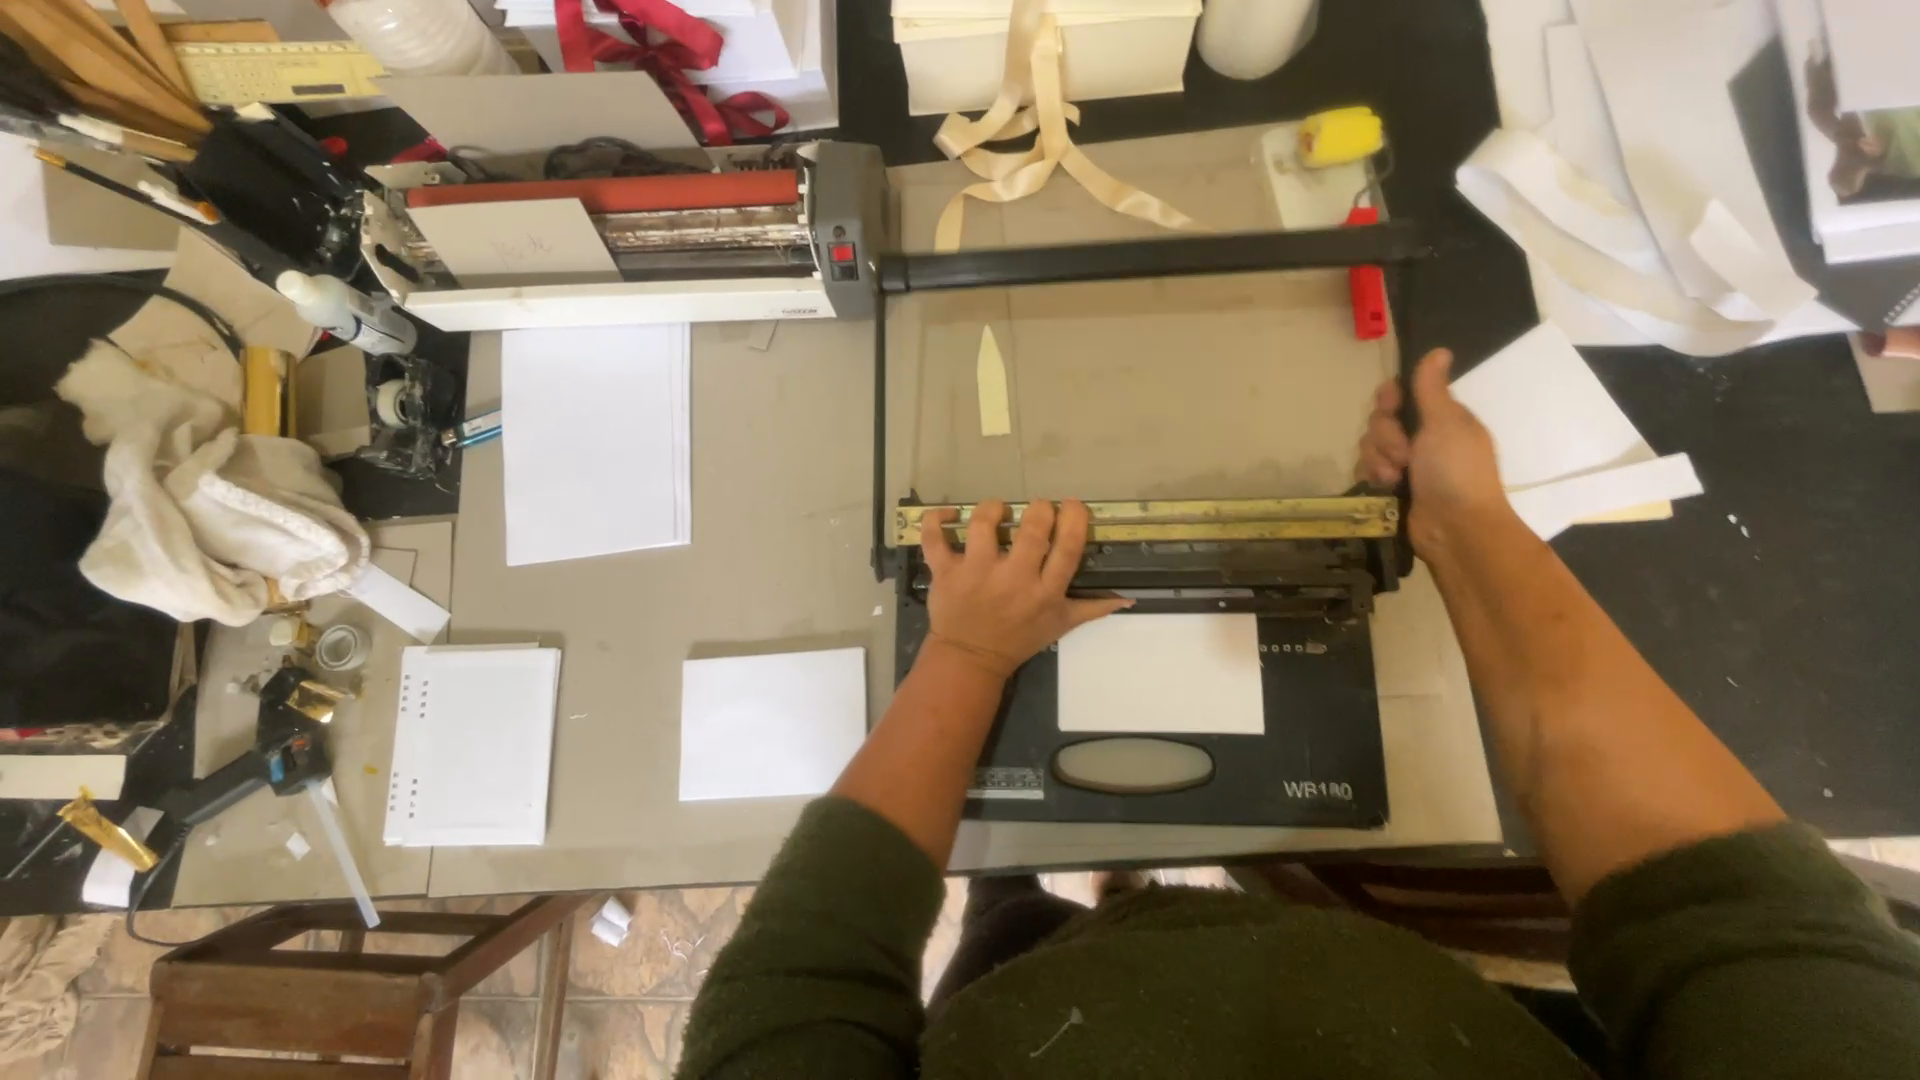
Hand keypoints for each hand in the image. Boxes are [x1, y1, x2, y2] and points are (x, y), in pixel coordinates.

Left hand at [919, 498, 1132, 678]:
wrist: (970, 659)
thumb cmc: (1018, 640)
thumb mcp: (1060, 626)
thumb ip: (1093, 608)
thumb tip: (1128, 598)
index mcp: (1045, 592)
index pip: (1068, 547)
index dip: (1074, 519)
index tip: (1072, 505)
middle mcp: (1014, 580)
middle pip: (1032, 530)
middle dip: (1039, 510)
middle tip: (1038, 509)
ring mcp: (976, 574)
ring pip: (984, 526)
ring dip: (992, 509)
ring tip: (998, 510)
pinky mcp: (946, 573)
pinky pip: (935, 539)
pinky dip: (937, 520)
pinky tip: (949, 514)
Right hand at [1357, 348, 1510, 554]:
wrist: (1455, 527)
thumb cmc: (1456, 471)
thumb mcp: (1446, 424)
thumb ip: (1432, 389)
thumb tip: (1439, 350)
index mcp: (1439, 418)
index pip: (1400, 395)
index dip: (1389, 400)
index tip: (1392, 408)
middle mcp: (1421, 438)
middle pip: (1379, 421)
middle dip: (1385, 437)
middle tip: (1405, 454)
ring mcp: (1405, 464)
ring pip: (1369, 447)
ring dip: (1379, 461)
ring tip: (1397, 477)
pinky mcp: (1391, 486)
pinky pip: (1366, 470)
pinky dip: (1374, 477)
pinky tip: (1387, 487)